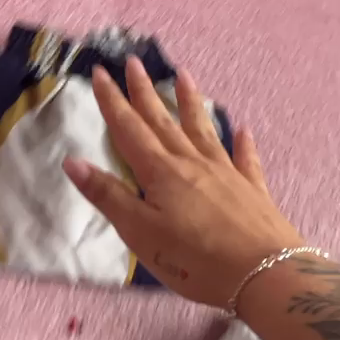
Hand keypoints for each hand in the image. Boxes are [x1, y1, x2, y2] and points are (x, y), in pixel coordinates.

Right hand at [62, 56, 305, 309]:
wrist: (267, 276)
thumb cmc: (194, 259)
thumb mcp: (140, 232)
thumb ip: (108, 195)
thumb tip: (72, 161)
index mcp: (160, 173)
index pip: (129, 129)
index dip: (112, 101)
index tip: (101, 73)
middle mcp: (191, 163)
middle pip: (162, 121)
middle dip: (144, 91)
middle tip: (134, 62)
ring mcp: (225, 174)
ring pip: (202, 130)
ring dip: (190, 102)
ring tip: (184, 76)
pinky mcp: (252, 191)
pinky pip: (245, 159)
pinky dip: (243, 142)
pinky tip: (244, 129)